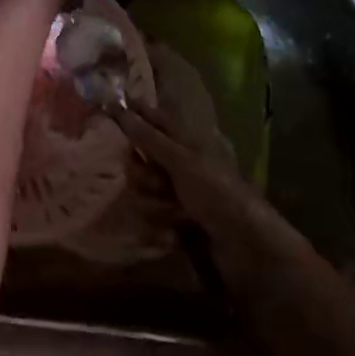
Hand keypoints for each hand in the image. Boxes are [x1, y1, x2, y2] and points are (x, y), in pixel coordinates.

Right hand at [110, 100, 260, 233]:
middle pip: (142, 155)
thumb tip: (119, 107)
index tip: (109, 109)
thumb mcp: (181, 159)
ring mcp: (178, 190)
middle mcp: (180, 161)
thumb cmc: (216, 192)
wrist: (246, 248)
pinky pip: (150, 209)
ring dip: (154, 197)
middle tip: (156, 181)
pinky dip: (161, 216)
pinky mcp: (176, 216)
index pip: (154, 117)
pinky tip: (176, 226)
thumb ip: (148, 136)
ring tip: (174, 209)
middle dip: (143, 170)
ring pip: (143, 184)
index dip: (133, 113)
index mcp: (188, 140)